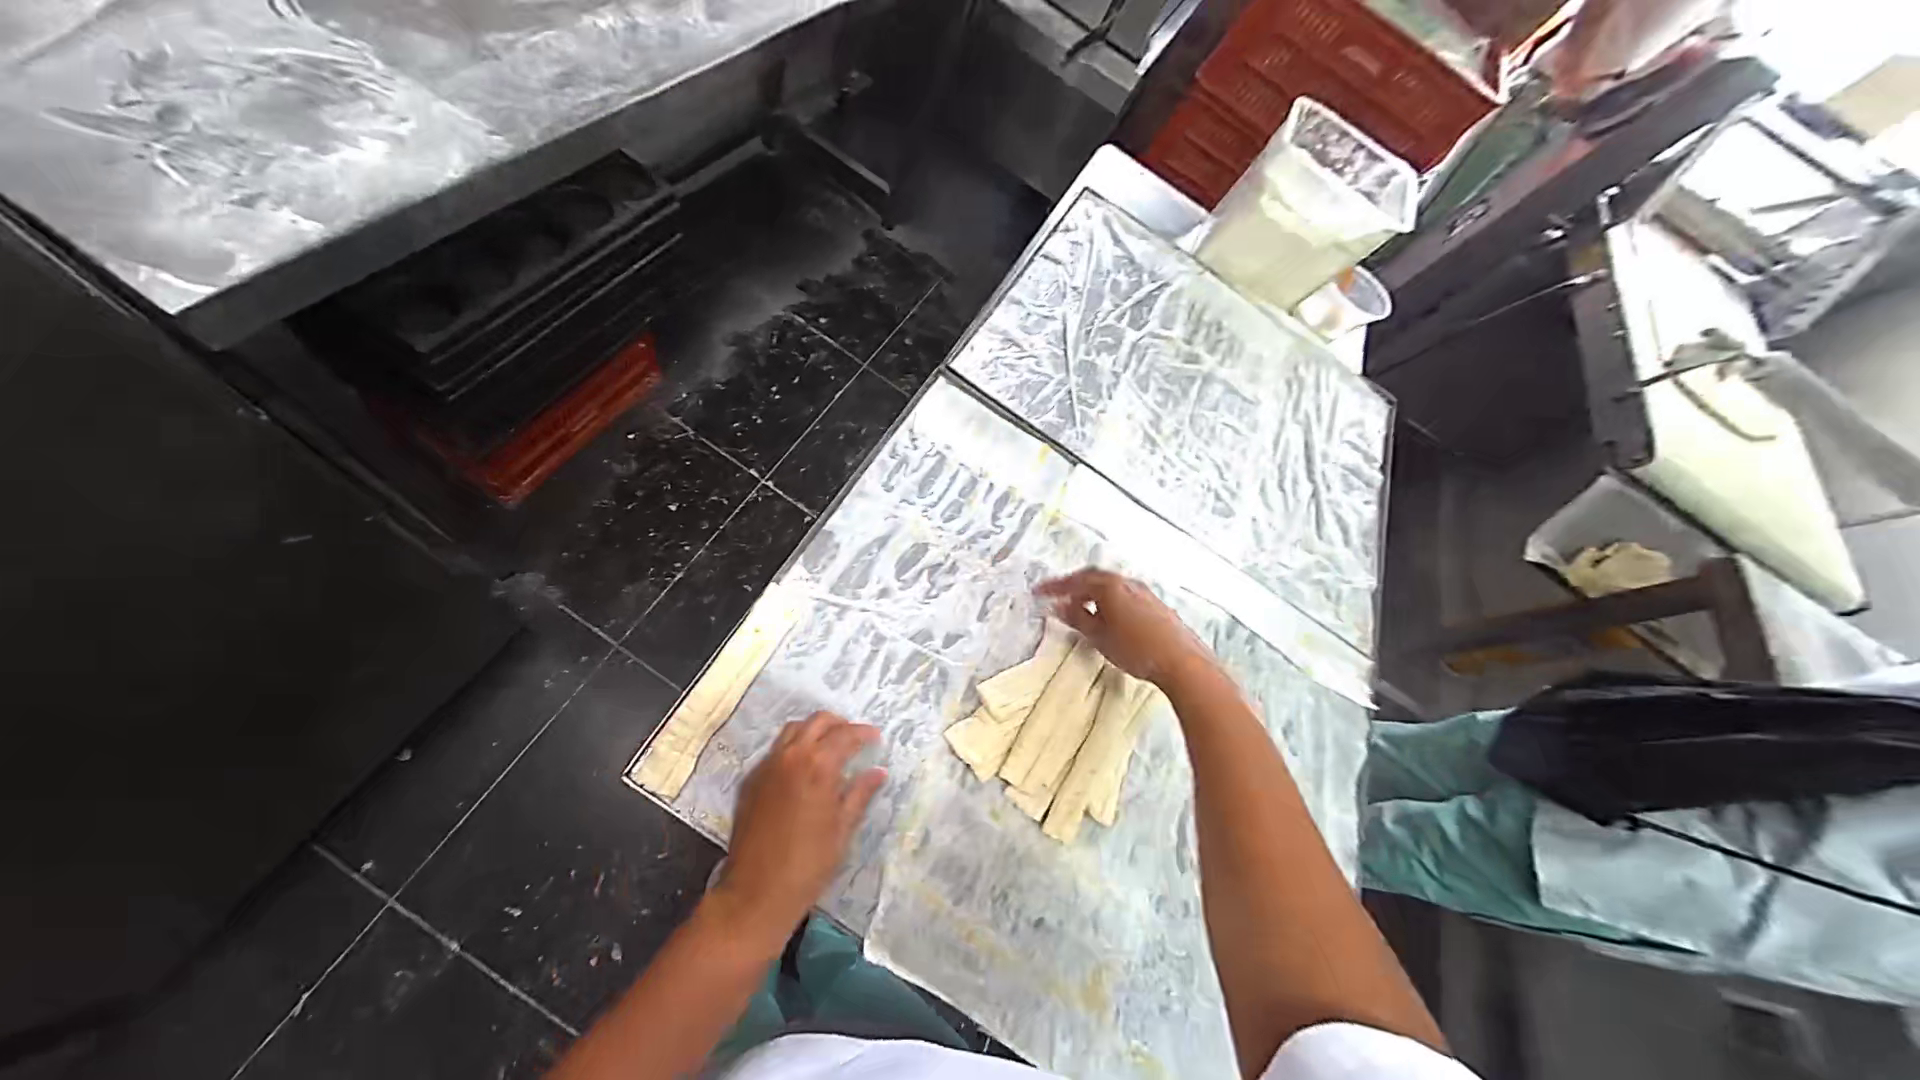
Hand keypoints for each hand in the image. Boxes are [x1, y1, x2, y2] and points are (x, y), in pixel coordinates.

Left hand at [709, 712, 885, 945]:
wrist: (756, 892)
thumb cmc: (809, 864)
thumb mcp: (843, 828)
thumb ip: (860, 793)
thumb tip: (878, 772)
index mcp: (818, 765)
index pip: (846, 734)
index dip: (864, 733)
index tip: (875, 738)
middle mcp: (791, 756)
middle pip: (817, 722)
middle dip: (839, 724)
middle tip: (854, 738)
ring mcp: (767, 766)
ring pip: (793, 730)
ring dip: (814, 731)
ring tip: (828, 747)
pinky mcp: (751, 780)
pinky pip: (775, 750)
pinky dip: (793, 748)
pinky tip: (802, 769)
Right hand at [1035, 568, 1215, 686]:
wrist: (1182, 662)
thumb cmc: (1137, 649)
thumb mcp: (1098, 637)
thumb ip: (1076, 618)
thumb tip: (1058, 606)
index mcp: (1109, 586)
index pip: (1075, 581)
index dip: (1055, 587)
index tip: (1039, 591)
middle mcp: (1128, 583)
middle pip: (1095, 578)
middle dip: (1075, 586)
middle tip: (1059, 596)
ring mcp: (1145, 593)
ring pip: (1112, 586)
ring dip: (1094, 594)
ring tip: (1082, 609)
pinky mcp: (1156, 605)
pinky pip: (1125, 595)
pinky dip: (1110, 601)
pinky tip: (1108, 617)